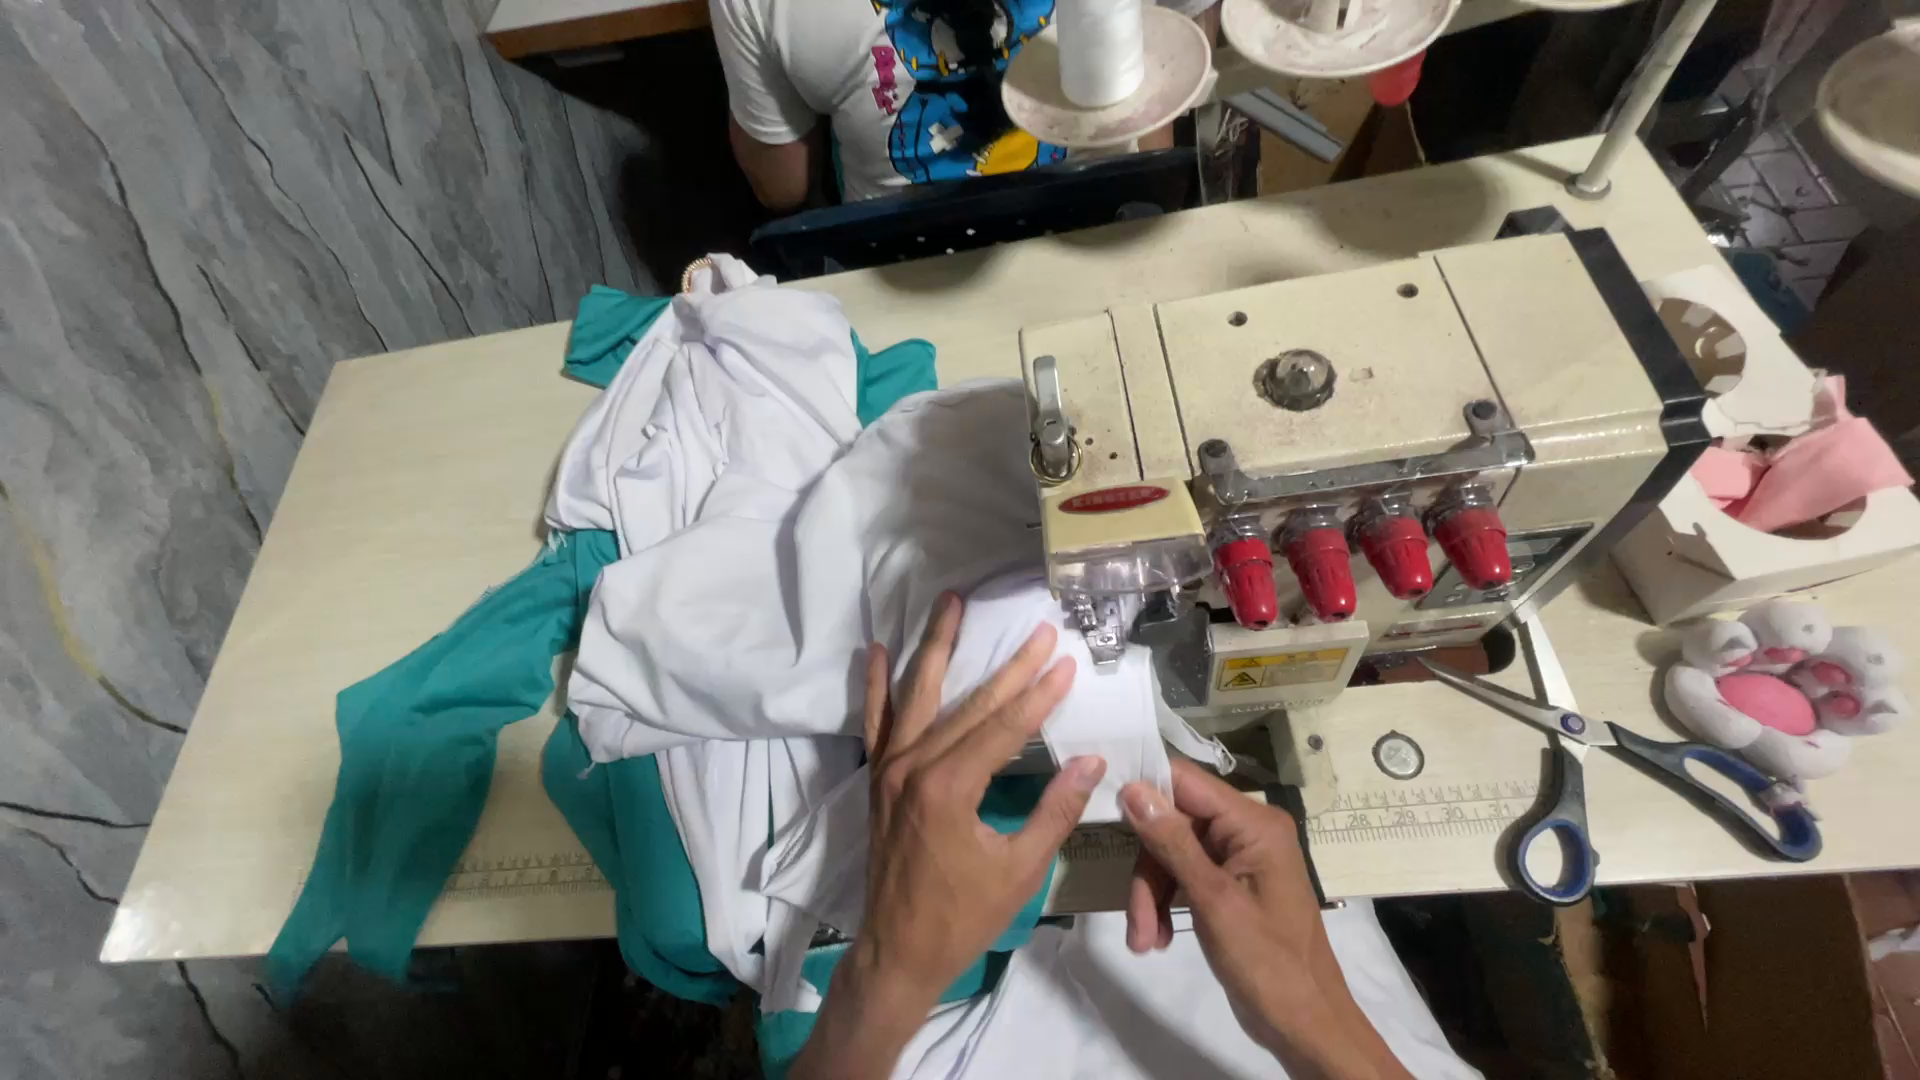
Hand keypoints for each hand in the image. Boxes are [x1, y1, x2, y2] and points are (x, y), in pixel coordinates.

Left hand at [792, 594, 1106, 1079]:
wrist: (896, 951)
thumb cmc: (962, 916)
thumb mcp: (1019, 871)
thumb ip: (1054, 811)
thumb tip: (1092, 762)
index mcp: (948, 788)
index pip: (1003, 728)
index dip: (1038, 695)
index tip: (1065, 661)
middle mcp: (913, 765)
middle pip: (969, 704)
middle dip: (1008, 667)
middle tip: (1037, 629)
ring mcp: (889, 766)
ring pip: (916, 693)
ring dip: (936, 646)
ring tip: (950, 602)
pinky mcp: (877, 775)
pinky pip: (875, 720)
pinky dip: (876, 684)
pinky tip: (875, 650)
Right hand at [1122, 761, 1412, 1079]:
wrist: (1308, 1029)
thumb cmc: (1269, 964)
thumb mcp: (1214, 901)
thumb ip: (1172, 842)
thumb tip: (1133, 788)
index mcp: (1253, 822)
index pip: (1185, 781)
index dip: (1144, 791)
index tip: (1107, 812)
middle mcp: (1246, 828)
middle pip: (1173, 822)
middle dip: (1149, 870)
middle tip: (1135, 919)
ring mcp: (1237, 855)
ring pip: (1172, 851)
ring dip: (1152, 895)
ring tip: (1144, 940)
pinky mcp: (1228, 881)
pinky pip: (1183, 873)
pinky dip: (1165, 902)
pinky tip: (1157, 938)